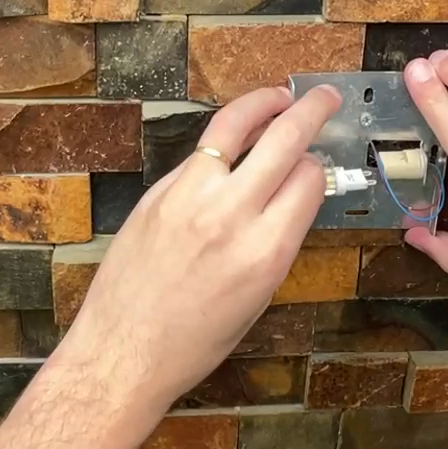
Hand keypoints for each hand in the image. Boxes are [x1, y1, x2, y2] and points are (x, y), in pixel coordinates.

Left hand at [60, 84, 342, 412]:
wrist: (122, 353)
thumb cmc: (195, 342)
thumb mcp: (257, 298)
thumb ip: (276, 240)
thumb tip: (291, 197)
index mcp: (266, 251)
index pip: (309, 180)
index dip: (319, 169)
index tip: (317, 167)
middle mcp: (231, 215)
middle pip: (284, 139)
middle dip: (312, 110)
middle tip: (325, 96)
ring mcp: (189, 197)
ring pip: (234, 126)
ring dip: (263, 104)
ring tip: (281, 95)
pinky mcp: (158, 192)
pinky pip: (200, 153)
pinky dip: (222, 140)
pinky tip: (232, 141)